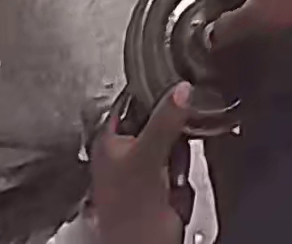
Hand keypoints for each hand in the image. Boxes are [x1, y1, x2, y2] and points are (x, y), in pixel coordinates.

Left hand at [91, 84, 192, 243]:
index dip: (151, 86)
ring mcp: (143, 165)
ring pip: (170, 135)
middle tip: (175, 134)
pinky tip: (176, 184)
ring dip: (178, 149)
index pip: (130, 97)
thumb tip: (182, 88)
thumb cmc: (131, 216)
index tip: (173, 76)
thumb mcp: (148, 157)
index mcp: (108, 140)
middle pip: (155, 114)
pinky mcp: (161, 180)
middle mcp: (123, 149)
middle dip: (171, 124)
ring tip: (172, 171)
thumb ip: (165, 120)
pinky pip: (179, 157)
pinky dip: (182, 167)